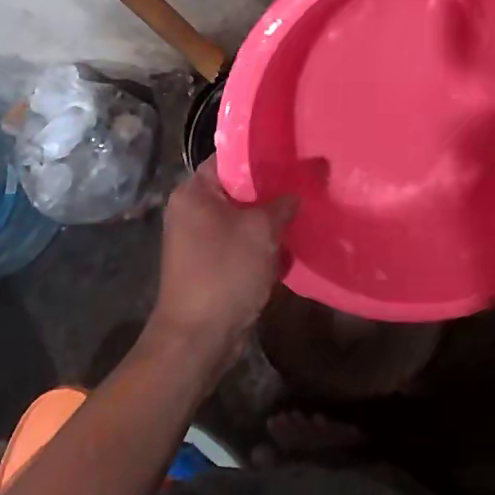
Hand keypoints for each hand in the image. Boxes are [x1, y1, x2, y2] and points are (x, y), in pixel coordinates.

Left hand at [147, 159, 296, 364]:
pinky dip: (259, 247)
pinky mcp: (208, 265)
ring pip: (240, 220)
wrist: (198, 337)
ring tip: (301, 218)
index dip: (261, 157)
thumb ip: (282, 204)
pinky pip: (238, 245)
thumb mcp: (261, 231)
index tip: (293, 158)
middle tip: (304, 189)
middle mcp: (190, 211)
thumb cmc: (225, 271)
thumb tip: (298, 191)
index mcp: (193, 192)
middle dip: (270, 194)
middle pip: (236, 191)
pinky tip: (287, 250)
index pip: (228, 159)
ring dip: (268, 224)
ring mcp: (197, 240)